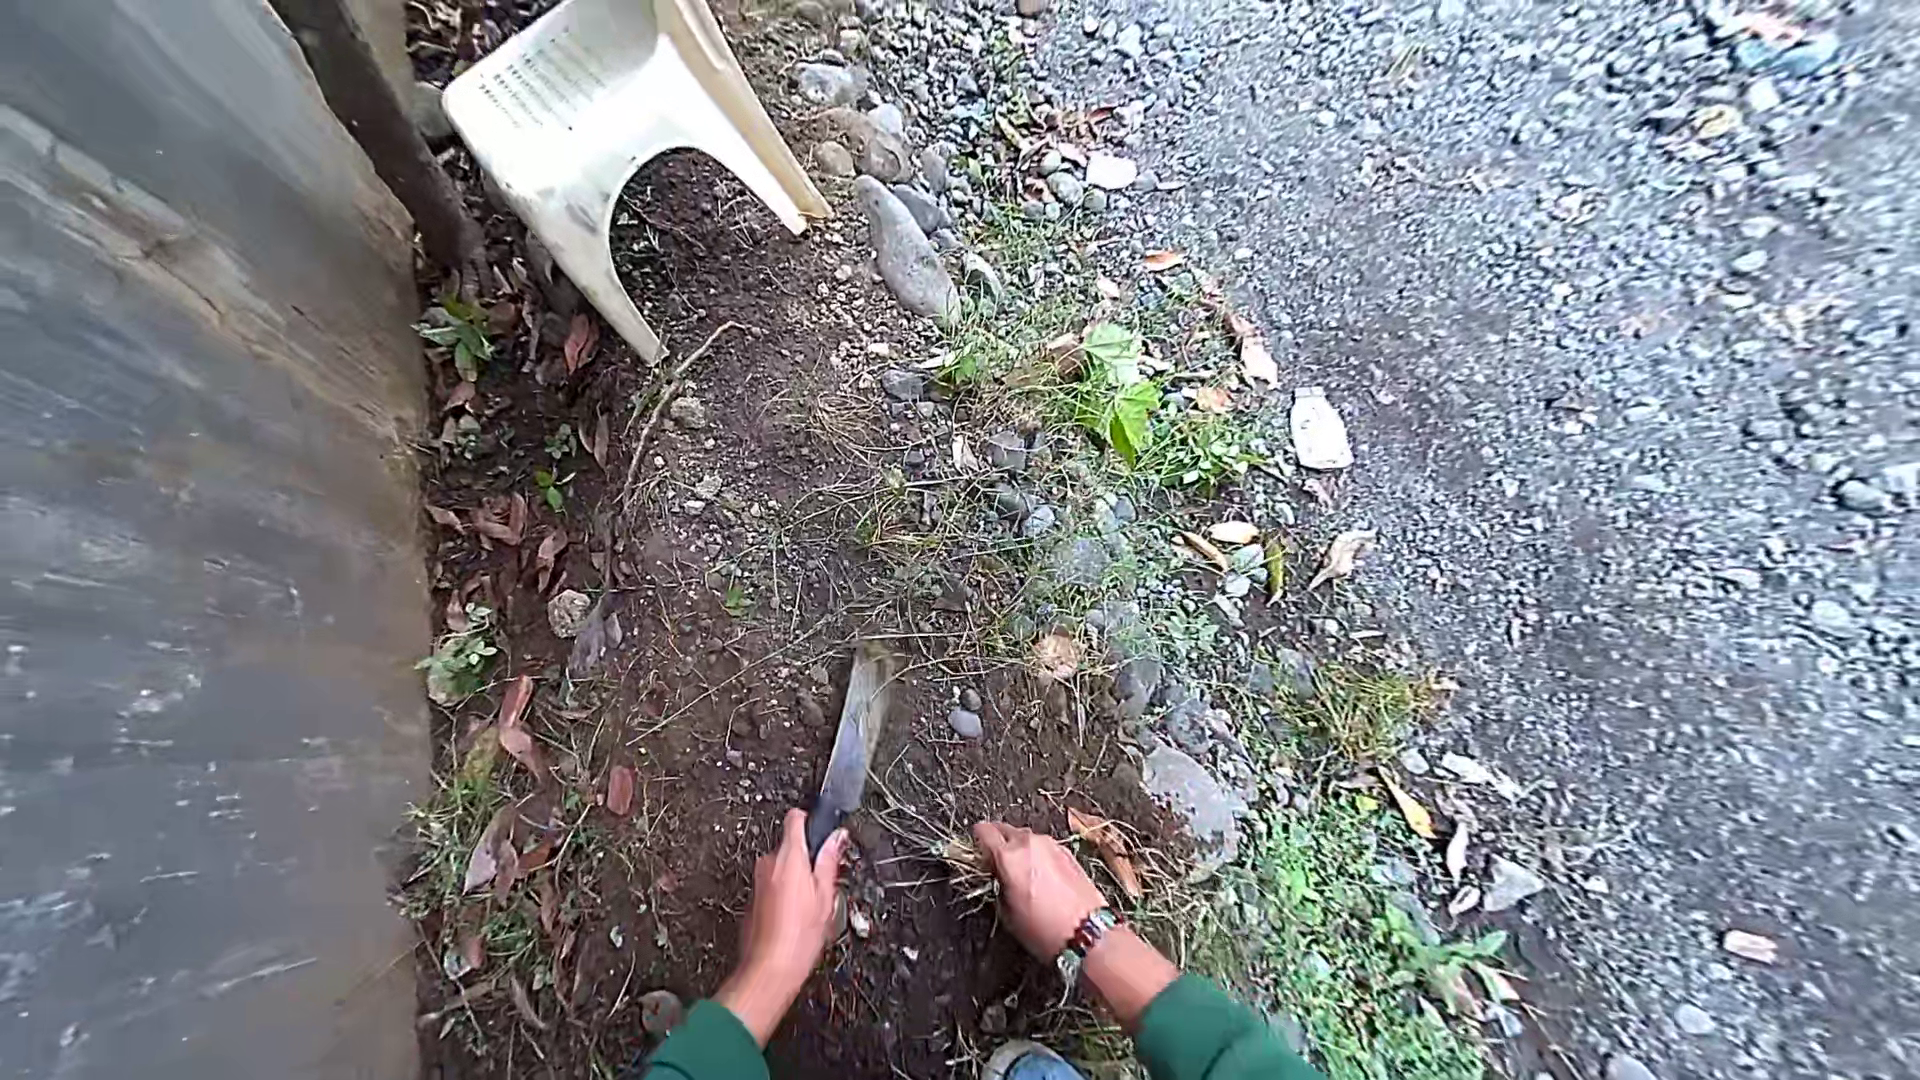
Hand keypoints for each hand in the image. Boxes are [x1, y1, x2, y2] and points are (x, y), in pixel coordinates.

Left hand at [713, 808, 848, 1045]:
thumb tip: (837, 837)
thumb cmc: (797, 938)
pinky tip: (794, 916)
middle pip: (790, 845)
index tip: (821, 831)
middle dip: (806, 858)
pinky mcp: (752, 900)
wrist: (768, 973)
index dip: (811, 821)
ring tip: (809, 904)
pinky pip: (771, 885)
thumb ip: (830, 860)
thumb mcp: (825, 895)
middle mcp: (769, 864)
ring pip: (781, 867)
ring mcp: (758, 882)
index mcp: (789, 856)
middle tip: (822, 881)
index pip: (796, 817)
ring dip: (794, 878)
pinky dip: (782, 894)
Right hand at [972, 819, 1177, 1028]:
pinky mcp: (1066, 850)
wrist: (1089, 934)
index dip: (977, 840)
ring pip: (1024, 836)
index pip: (984, 831)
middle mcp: (1028, 842)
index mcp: (1009, 856)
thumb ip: (996, 883)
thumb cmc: (1045, 930)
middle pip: (1004, 829)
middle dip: (997, 842)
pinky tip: (1039, 874)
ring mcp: (1049, 844)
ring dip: (1017, 847)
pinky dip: (1035, 853)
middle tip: (995, 863)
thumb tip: (994, 873)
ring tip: (1020, 872)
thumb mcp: (1008, 912)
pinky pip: (1042, 845)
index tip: (976, 850)